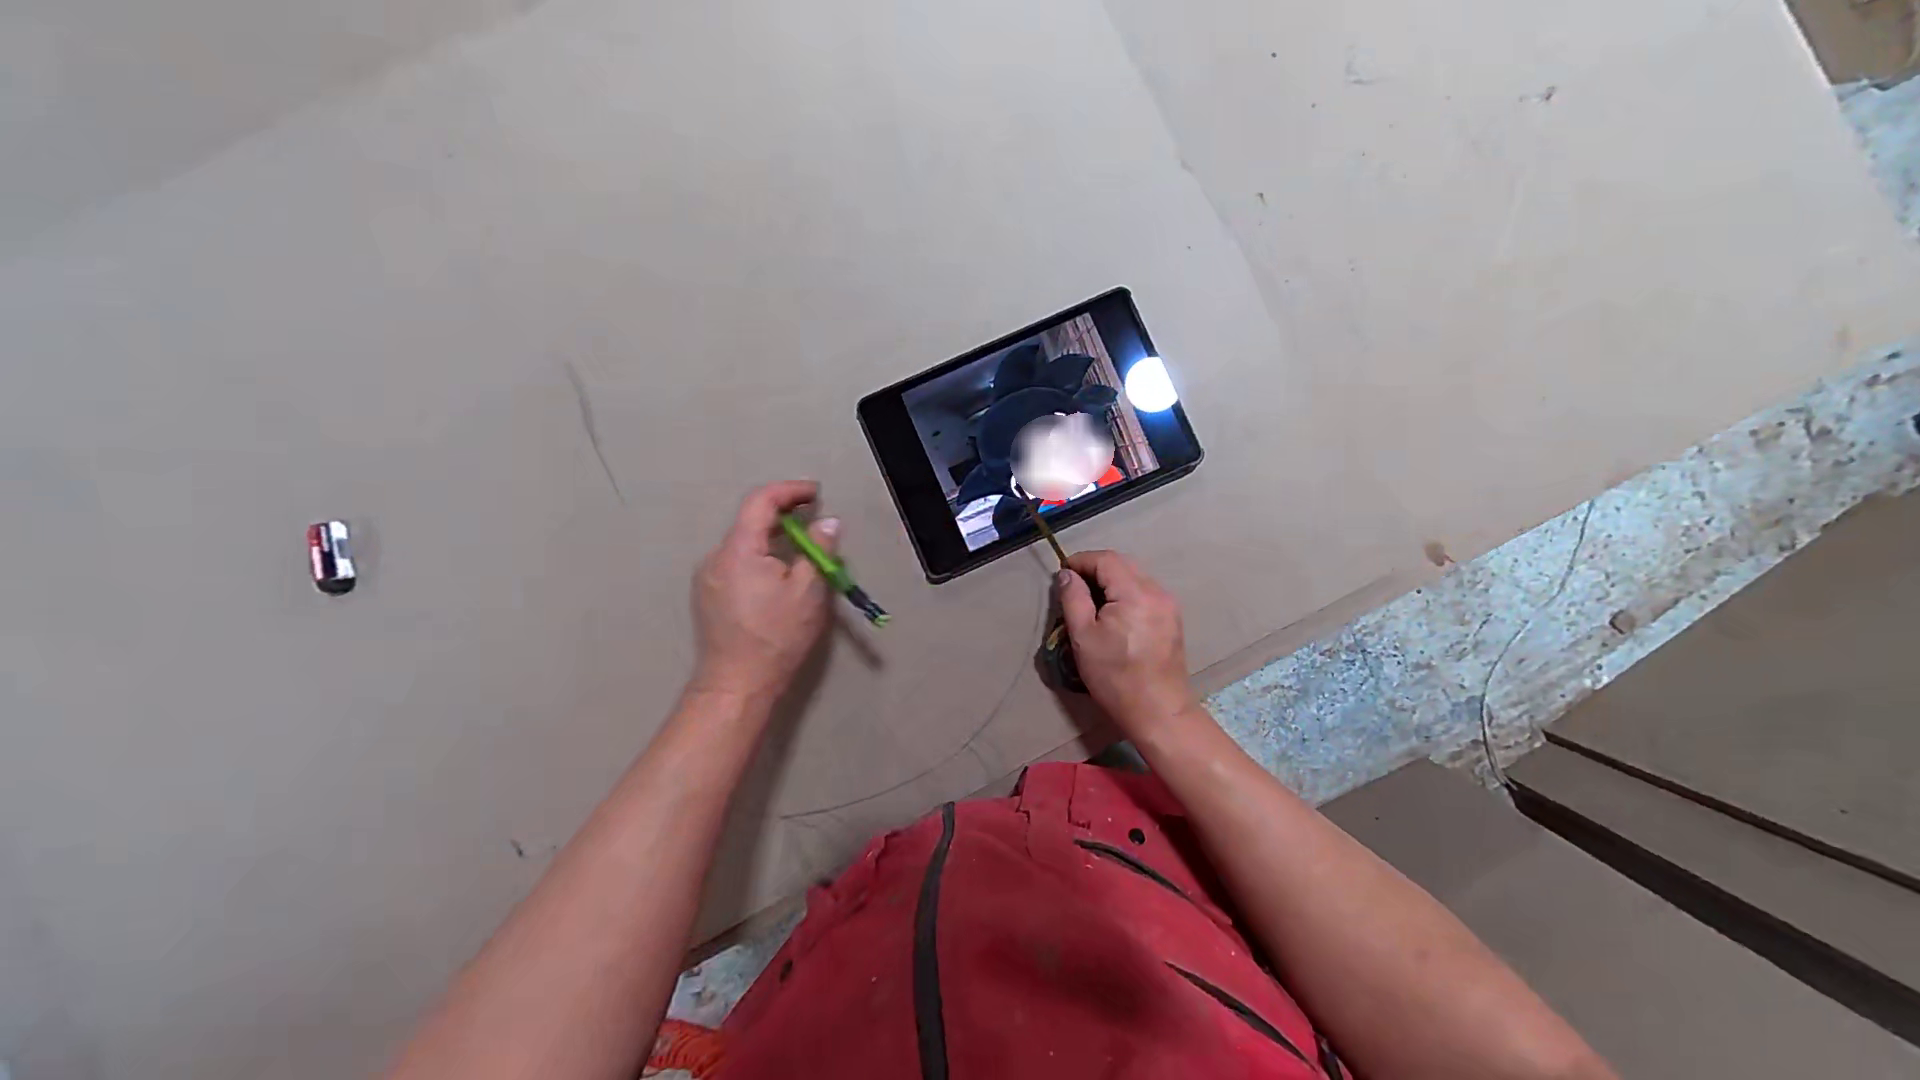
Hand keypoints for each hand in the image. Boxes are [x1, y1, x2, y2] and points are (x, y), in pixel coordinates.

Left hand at [690, 480, 838, 704]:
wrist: (736, 685)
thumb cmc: (776, 637)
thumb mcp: (808, 591)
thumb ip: (818, 550)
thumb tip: (827, 523)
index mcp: (738, 549)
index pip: (761, 501)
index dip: (790, 491)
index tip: (815, 493)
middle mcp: (716, 557)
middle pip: (750, 522)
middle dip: (783, 516)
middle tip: (814, 521)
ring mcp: (707, 578)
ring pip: (743, 545)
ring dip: (772, 540)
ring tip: (801, 554)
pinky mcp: (708, 597)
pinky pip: (736, 564)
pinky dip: (760, 559)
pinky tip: (778, 578)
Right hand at [1056, 550, 1199, 735]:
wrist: (1158, 711)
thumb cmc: (1115, 677)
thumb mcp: (1083, 637)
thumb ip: (1073, 598)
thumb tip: (1066, 575)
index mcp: (1135, 593)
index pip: (1106, 559)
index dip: (1081, 561)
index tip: (1062, 574)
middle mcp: (1157, 592)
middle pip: (1123, 563)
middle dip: (1095, 568)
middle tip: (1073, 586)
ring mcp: (1168, 604)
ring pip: (1135, 575)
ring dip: (1110, 579)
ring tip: (1090, 600)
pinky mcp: (1172, 617)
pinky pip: (1145, 591)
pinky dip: (1125, 591)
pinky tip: (1112, 612)